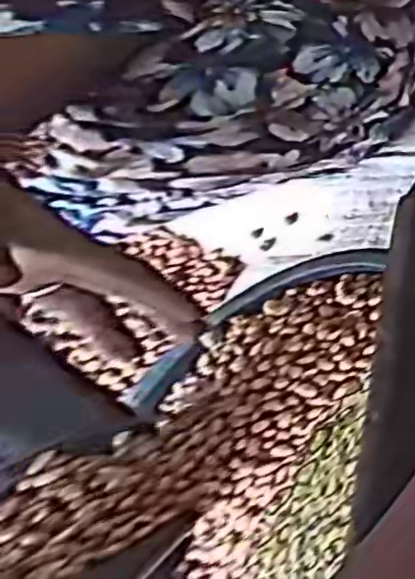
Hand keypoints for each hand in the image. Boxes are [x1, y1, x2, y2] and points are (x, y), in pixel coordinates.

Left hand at [0, 181, 204, 361]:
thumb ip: (0, 252)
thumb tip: (9, 275)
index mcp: (67, 254)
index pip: (129, 280)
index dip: (165, 301)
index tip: (198, 321)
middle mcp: (60, 265)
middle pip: (118, 293)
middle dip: (155, 316)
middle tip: (190, 338)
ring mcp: (33, 271)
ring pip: (80, 305)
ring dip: (106, 330)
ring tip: (129, 357)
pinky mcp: (9, 280)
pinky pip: (42, 307)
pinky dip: (55, 326)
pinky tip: (52, 343)